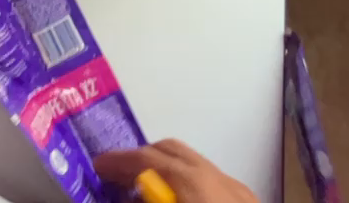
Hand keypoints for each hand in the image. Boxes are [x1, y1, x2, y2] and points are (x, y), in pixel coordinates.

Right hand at [95, 140, 257, 202]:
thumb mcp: (172, 202)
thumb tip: (125, 197)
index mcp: (192, 183)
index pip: (146, 159)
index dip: (117, 162)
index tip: (97, 168)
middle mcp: (218, 178)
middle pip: (172, 151)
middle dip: (142, 158)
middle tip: (121, 178)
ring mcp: (240, 192)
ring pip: (196, 165)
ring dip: (168, 171)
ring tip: (151, 194)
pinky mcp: (251, 202)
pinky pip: (216, 184)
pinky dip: (193, 187)